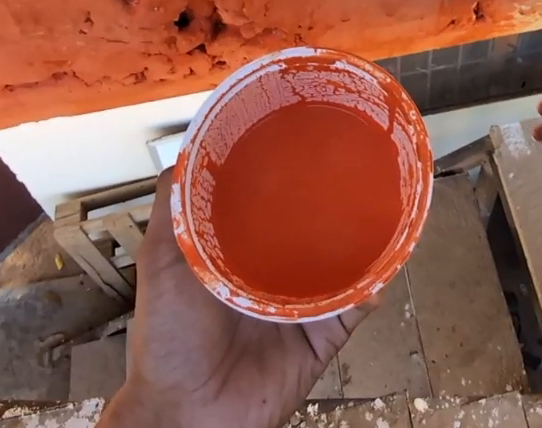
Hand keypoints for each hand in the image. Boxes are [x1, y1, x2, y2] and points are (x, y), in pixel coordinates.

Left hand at [101, 165, 376, 427]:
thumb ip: (171, 212)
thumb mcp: (160, 262)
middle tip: (356, 170)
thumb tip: (186, 152)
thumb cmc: (167, 339)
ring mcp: (301, 304)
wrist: (187, 414)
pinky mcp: (321, 337)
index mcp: (244, 252)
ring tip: (381, 211)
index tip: (310, 141)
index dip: (292, 176)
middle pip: (316, 231)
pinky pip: (354, 309)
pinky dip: (372, 290)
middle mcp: (276, 273)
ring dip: (364, 243)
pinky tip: (381, 270)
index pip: (275, 205)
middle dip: (337, 205)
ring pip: (344, 265)